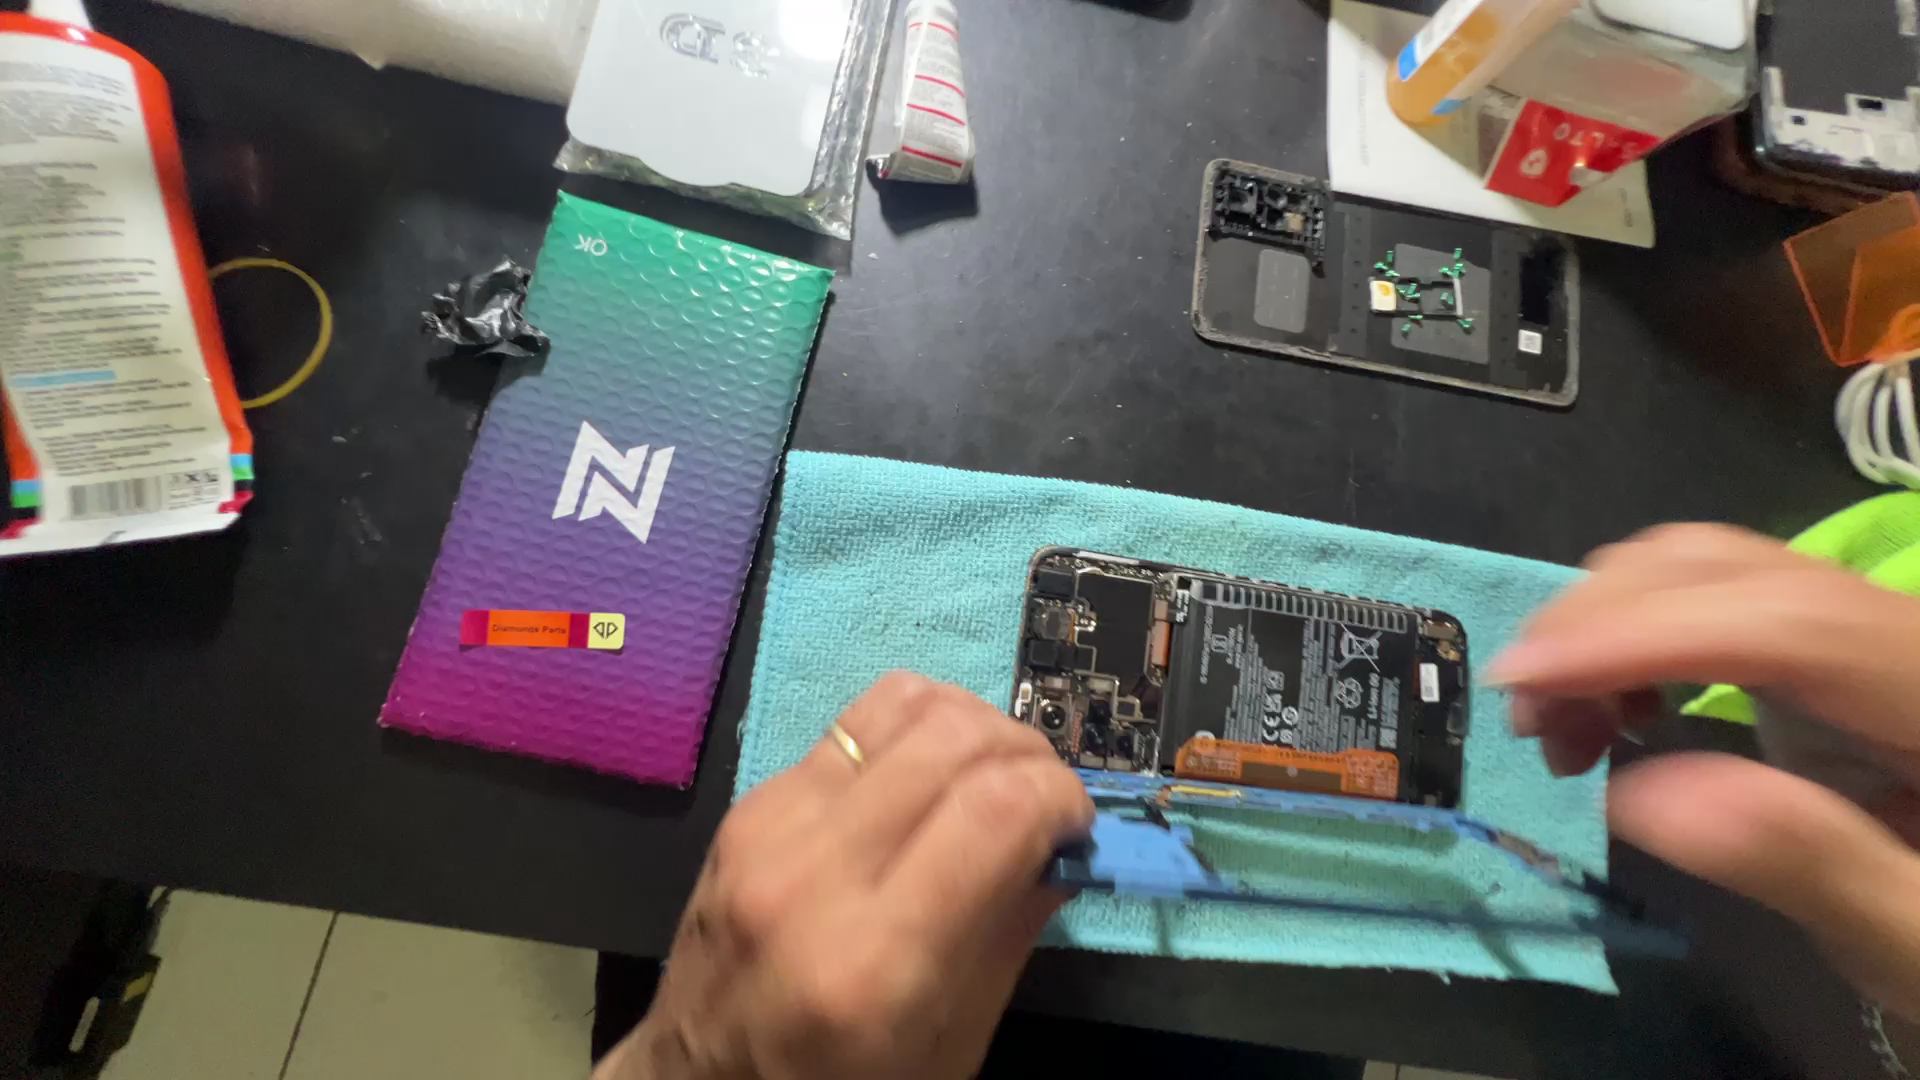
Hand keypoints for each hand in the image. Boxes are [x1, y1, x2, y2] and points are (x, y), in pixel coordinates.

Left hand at [595, 673, 1093, 1079]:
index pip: (995, 811)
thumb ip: (1014, 925)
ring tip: (992, 767)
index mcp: (875, 965)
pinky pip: (857, 717)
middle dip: (1026, 751)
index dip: (1059, 795)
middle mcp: (815, 874)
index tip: (1074, 822)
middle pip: (953, 739)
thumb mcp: (952, 1045)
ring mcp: (772, 822)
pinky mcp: (753, 796)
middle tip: (1044, 791)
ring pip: (905, 702)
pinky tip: (932, 761)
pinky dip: (919, 723)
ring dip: (975, 720)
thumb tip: (1064, 835)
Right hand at [1489, 524, 1919, 1017]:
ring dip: (1586, 628)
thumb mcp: (1912, 935)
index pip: (1783, 623)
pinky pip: (1681, 589)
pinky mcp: (1800, 634)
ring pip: (1683, 565)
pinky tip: (1610, 707)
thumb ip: (1805, 862)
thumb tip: (1639, 795)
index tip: (1517, 680)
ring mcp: (1845, 621)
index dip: (1636, 636)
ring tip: (1558, 720)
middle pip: (1712, 568)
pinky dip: (1608, 633)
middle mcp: (1897, 631)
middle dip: (1586, 626)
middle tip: (1527, 718)